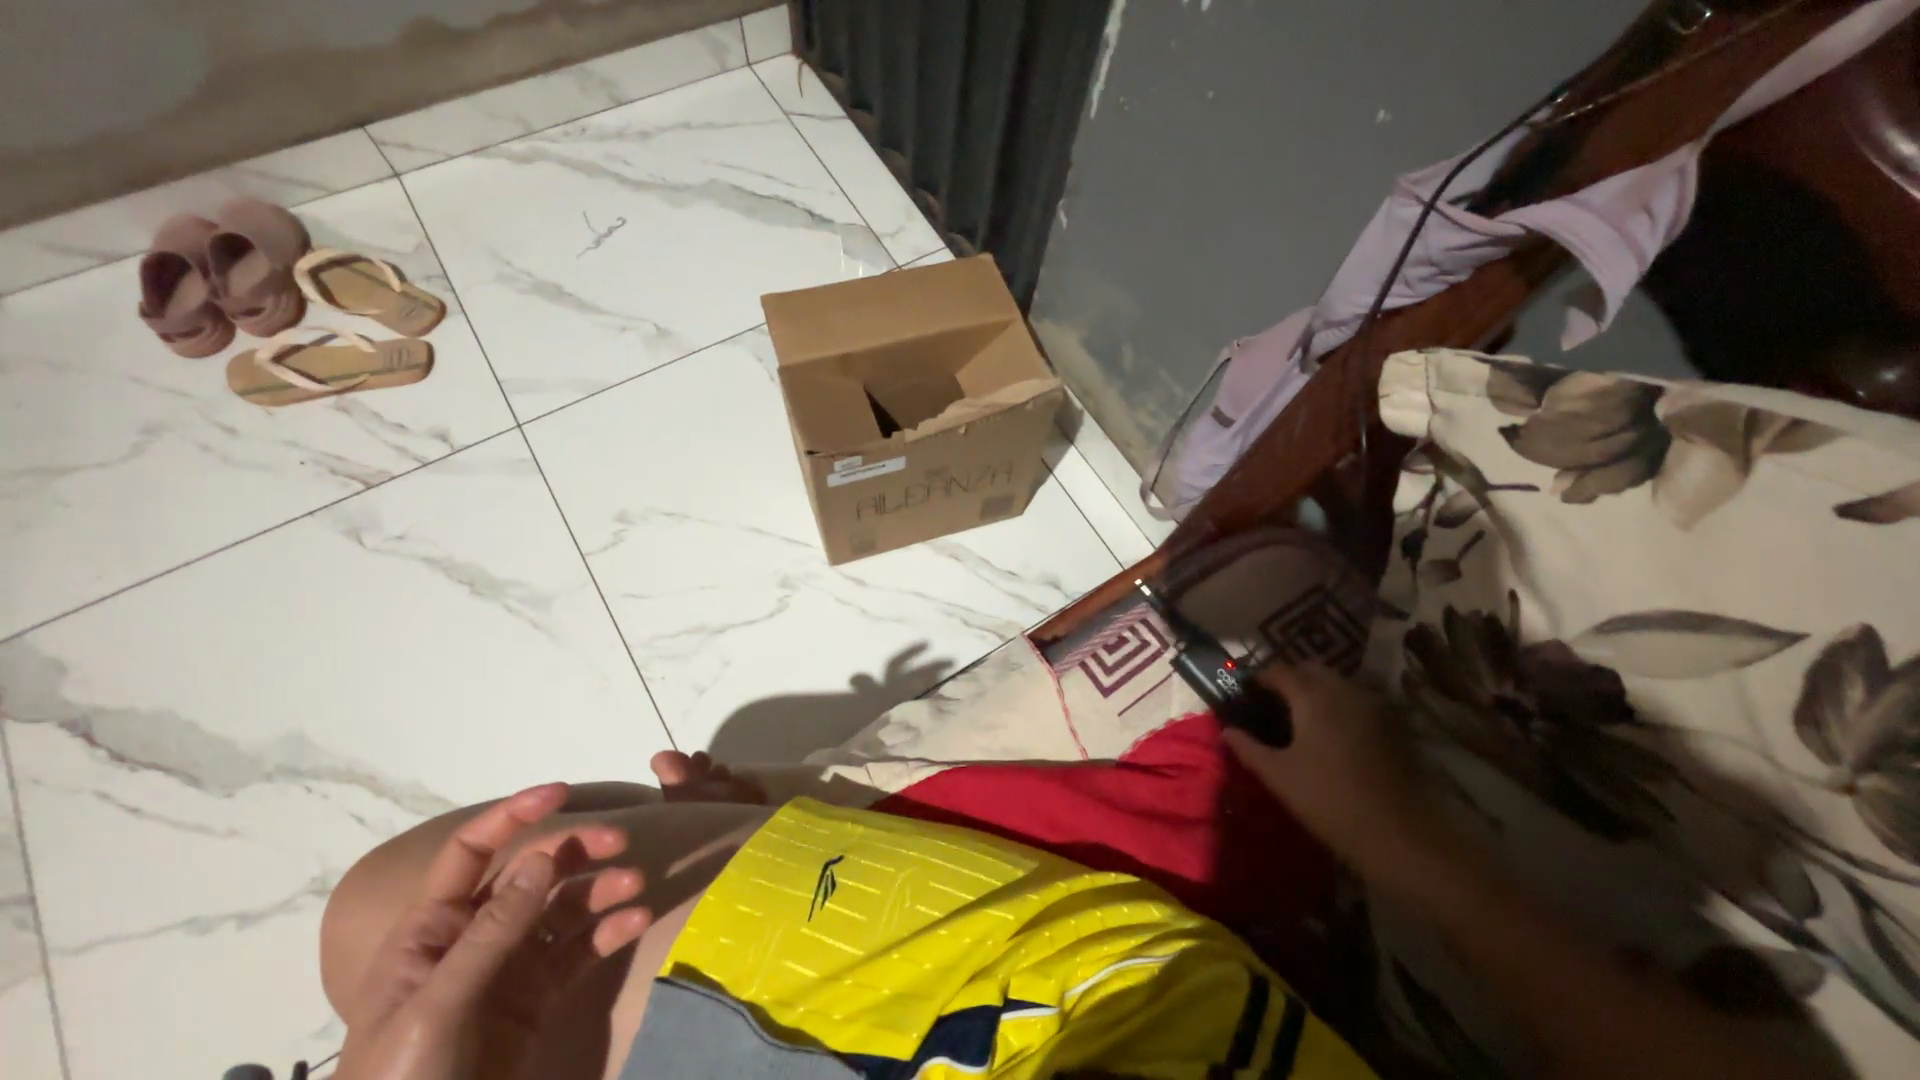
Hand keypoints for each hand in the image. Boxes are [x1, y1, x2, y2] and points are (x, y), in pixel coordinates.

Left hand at [336, 784, 653, 1079]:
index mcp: (431, 929)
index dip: (511, 817)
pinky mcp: (539, 998)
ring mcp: (510, 967)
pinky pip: (580, 953)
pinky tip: (636, 920)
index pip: (471, 853)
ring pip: (563, 910)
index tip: (559, 792)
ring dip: (599, 890)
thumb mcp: (439, 1005)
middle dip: (574, 851)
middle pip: (530, 874)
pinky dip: (609, 933)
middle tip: (621, 842)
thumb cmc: (402, 1078)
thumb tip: (541, 858)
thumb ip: (493, 932)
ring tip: (636, 885)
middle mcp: (474, 936)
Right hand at [1225, 663, 1455, 890]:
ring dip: (1318, 691)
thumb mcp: (1278, 776)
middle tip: (1273, 704)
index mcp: (1312, 697)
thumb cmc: (1328, 800)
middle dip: (1291, 679)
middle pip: (1312, 669)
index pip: (1279, 670)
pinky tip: (1334, 734)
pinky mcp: (1394, 724)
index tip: (1246, 692)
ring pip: (1339, 683)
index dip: (1259, 677)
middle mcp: (1345, 690)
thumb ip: (1248, 748)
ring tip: (1302, 719)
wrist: (1397, 833)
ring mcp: (1374, 705)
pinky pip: (1360, 701)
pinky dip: (1342, 706)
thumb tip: (1228, 730)